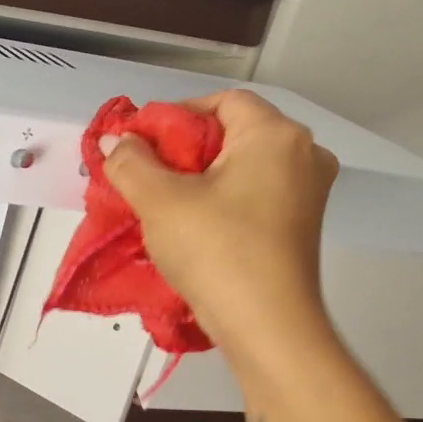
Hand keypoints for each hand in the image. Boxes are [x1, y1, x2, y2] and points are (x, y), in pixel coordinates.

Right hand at [103, 89, 340, 365]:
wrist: (264, 319)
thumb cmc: (216, 250)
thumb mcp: (159, 201)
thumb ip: (131, 163)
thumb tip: (118, 140)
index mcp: (275, 136)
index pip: (222, 101)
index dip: (173, 114)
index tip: (135, 143)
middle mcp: (302, 154)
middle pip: (231, 133)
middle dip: (180, 149)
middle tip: (139, 174)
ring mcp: (305, 189)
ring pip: (238, 165)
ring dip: (194, 176)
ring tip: (156, 202)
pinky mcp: (296, 221)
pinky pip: (249, 192)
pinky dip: (215, 198)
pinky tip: (185, 222)